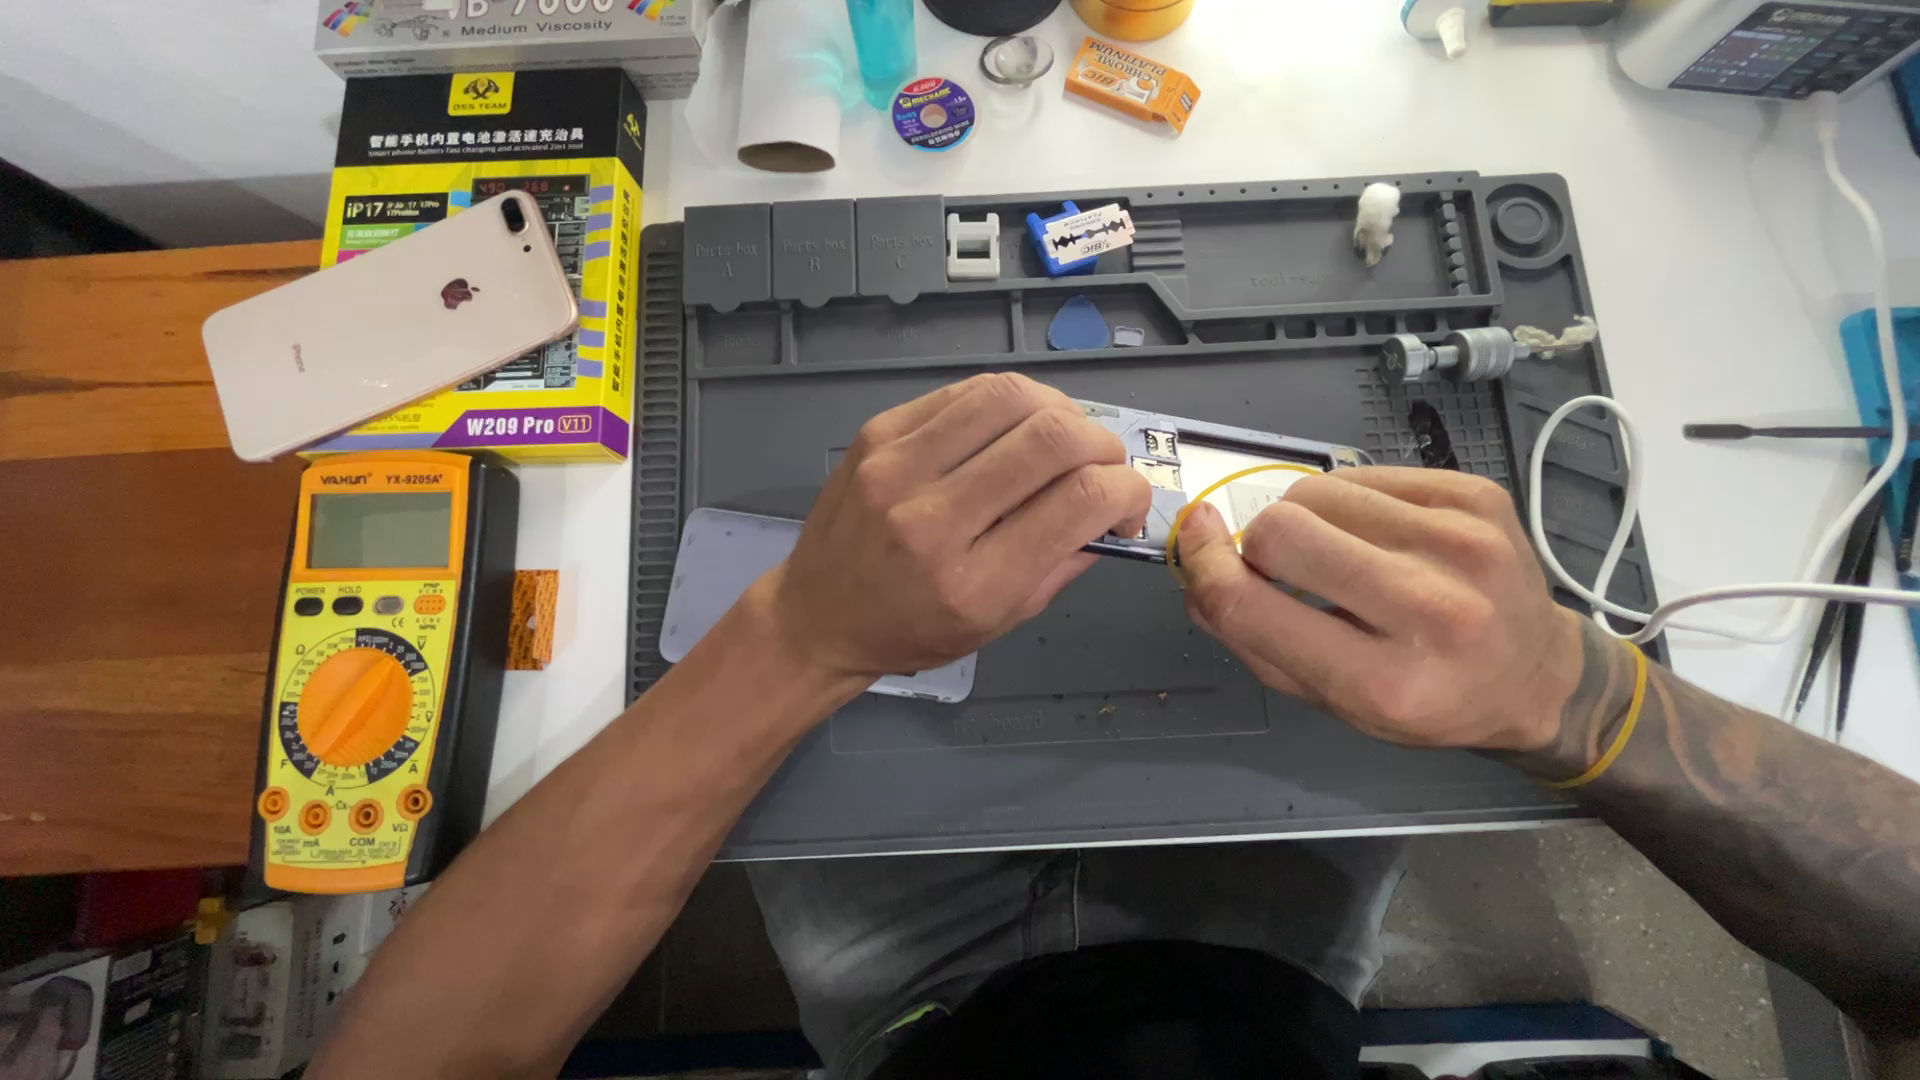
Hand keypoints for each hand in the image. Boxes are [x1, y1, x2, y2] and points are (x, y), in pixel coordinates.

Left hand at [767, 373, 1150, 681]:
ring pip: (1012, 396)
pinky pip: (966, 391)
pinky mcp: (879, 433)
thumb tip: (1110, 508)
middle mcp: (934, 517)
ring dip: (1060, 411)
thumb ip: (1062, 564)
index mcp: (973, 582)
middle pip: (1053, 438)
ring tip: (1064, 438)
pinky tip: (1015, 426)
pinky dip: (1010, 402)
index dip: (1127, 491)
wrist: (818, 614)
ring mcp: (899, 466)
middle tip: (1103, 467)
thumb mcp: (997, 624)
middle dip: (1103, 445)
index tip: (1127, 504)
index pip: (1080, 501)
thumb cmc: (910, 631)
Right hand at [1177, 467, 1583, 751]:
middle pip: (1280, 530)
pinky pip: (1361, 474)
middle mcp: (1429, 608)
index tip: (1195, 540)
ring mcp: (1460, 542)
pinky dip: (1346, 502)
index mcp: (1382, 680)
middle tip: (1284, 568)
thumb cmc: (1424, 700)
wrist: (1539, 676)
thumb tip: (1196, 567)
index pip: (1249, 602)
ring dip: (1303, 519)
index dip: (1203, 565)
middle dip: (1259, 545)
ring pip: (1315, 491)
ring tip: (1335, 551)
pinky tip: (1372, 534)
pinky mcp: (1476, 496)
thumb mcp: (1328, 699)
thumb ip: (1250, 639)